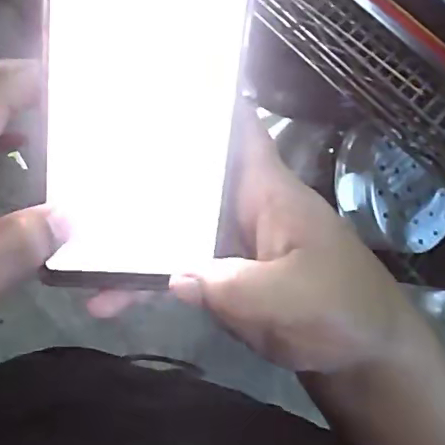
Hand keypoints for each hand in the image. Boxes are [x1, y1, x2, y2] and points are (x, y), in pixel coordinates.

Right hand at [89, 109, 413, 372]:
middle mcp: (240, 205)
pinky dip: (143, 275)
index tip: (156, 81)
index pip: (237, 130)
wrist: (367, 363)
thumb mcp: (293, 299)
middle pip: (186, 173)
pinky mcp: (220, 273)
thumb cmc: (344, 312)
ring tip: (77, 246)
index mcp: (265, 191)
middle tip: (86, 156)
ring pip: (169, 222)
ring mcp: (227, 240)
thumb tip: (175, 277)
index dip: (205, 101)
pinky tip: (107, 297)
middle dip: (140, 163)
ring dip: (130, 231)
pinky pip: (171, 263)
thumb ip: (235, 288)